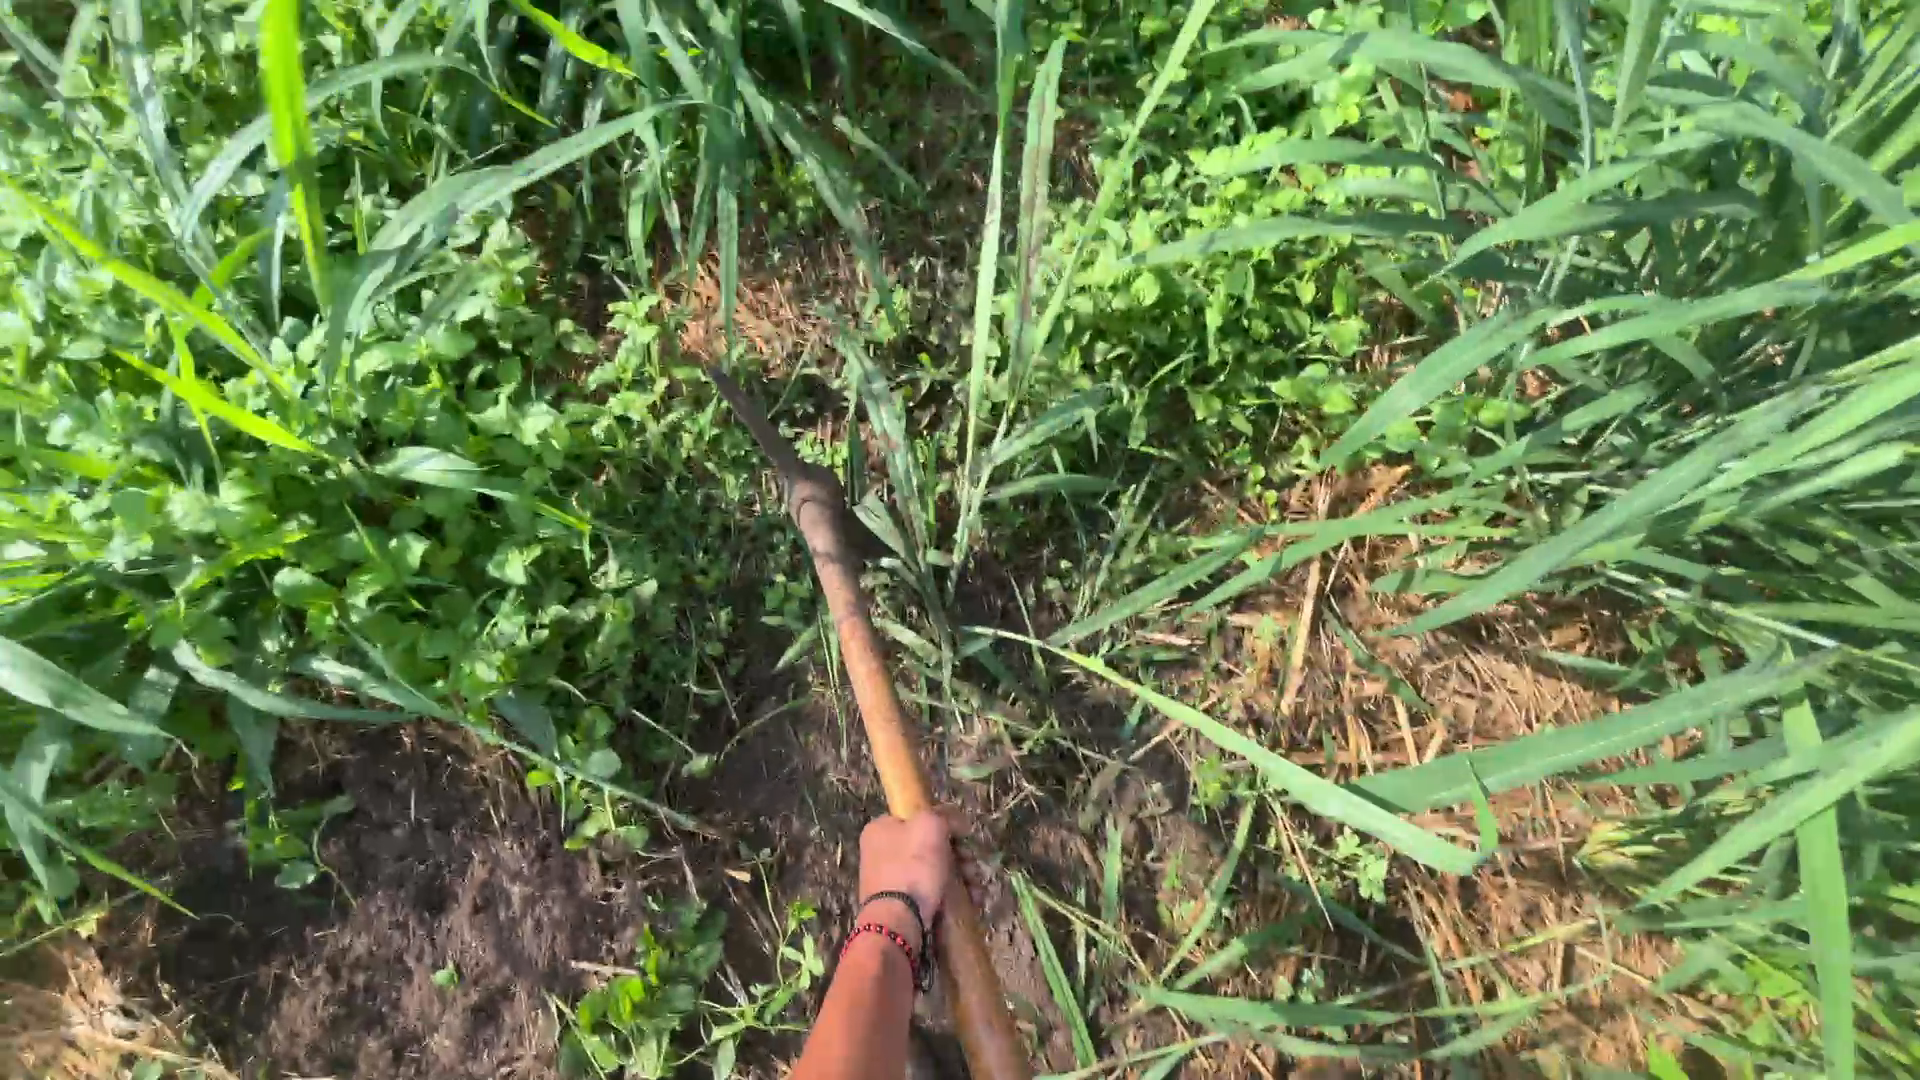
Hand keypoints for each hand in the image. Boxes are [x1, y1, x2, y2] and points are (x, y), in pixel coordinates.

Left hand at [856, 808, 966, 952]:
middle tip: (971, 865)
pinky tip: (972, 901)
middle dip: (959, 855)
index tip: (962, 837)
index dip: (944, 824)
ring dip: (961, 876)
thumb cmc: (911, 867)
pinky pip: (933, 893)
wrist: (896, 924)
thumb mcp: (931, 826)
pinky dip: (954, 895)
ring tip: (976, 888)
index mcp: (880, 829)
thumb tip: (958, 823)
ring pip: (935, 870)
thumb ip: (946, 816)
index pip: (918, 817)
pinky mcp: (902, 906)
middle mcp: (882, 853)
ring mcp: (891, 881)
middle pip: (930, 845)